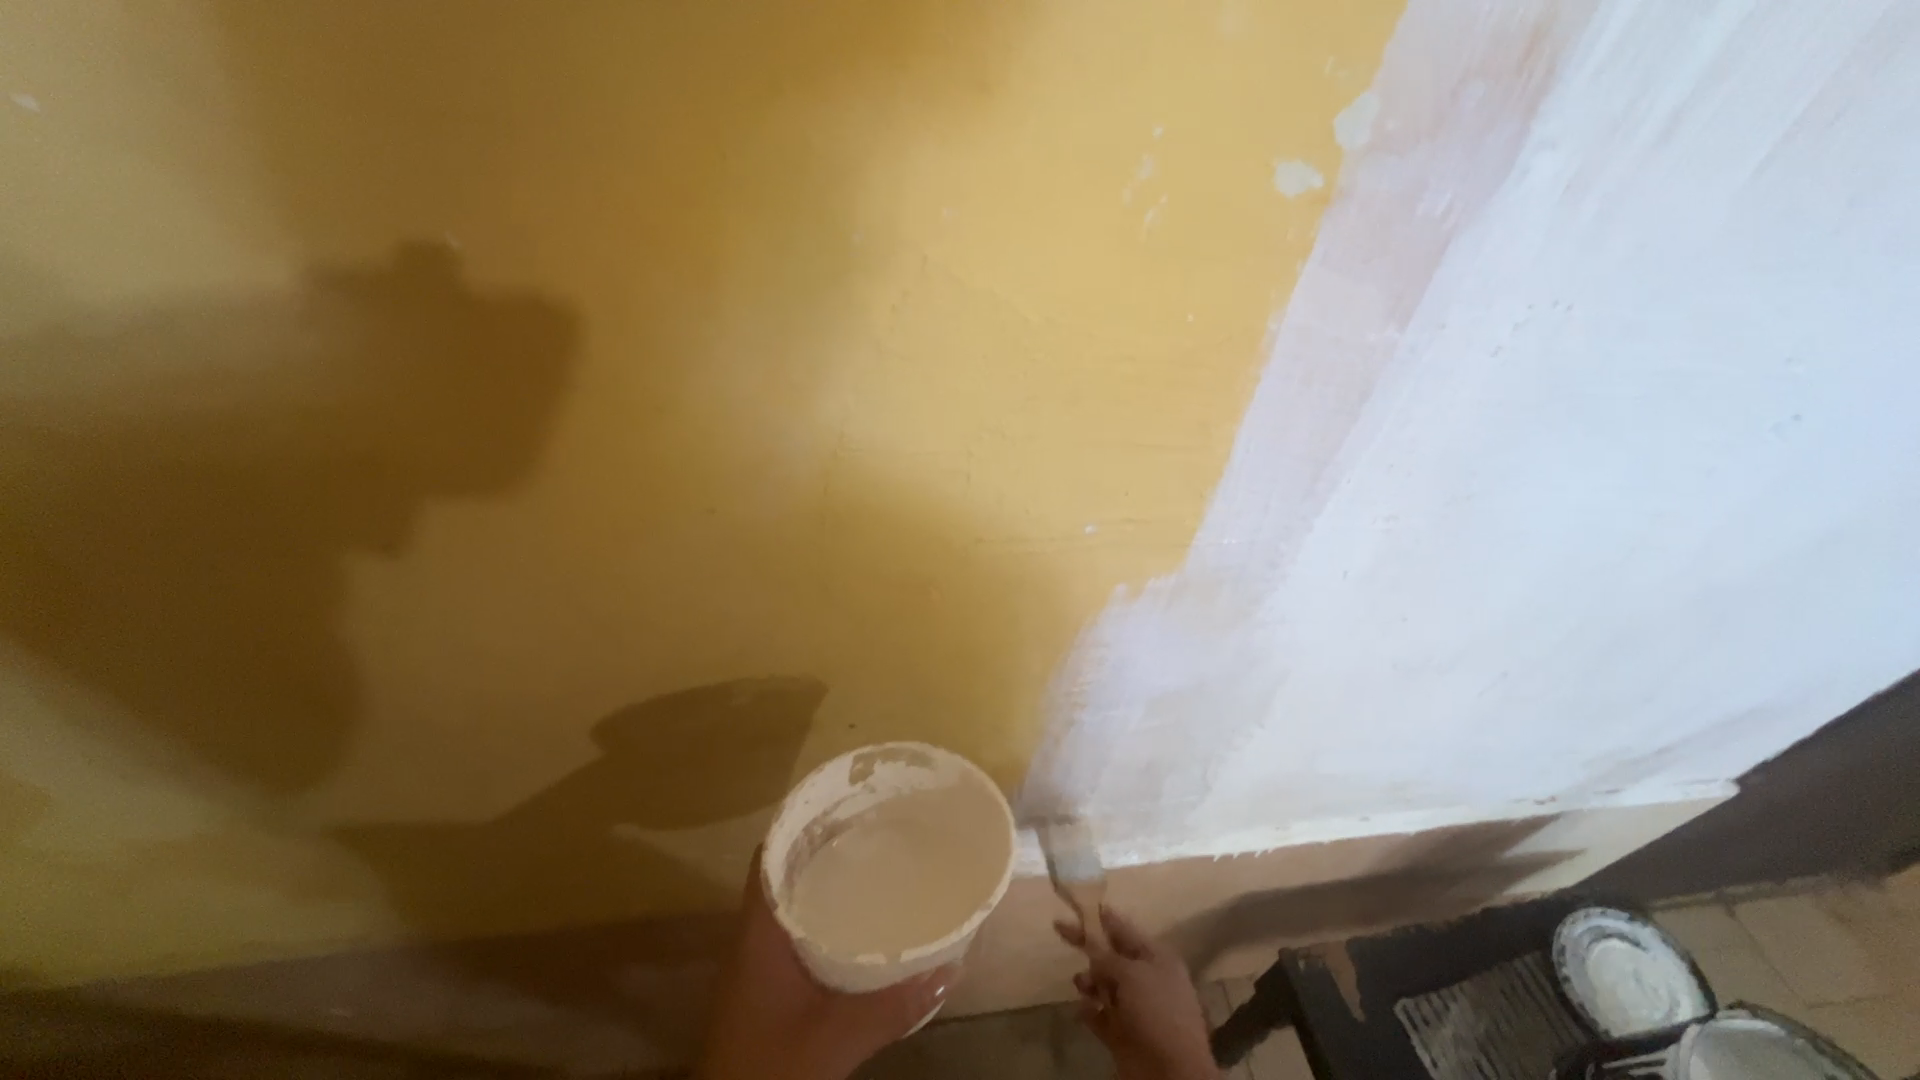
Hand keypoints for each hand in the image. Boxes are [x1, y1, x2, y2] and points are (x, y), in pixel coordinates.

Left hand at [698, 847, 956, 1079]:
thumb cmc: (767, 1066)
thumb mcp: (833, 1039)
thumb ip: (889, 1006)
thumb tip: (951, 969)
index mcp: (759, 932)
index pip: (768, 856)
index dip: (797, 822)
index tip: (840, 800)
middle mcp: (755, 938)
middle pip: (783, 872)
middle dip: (821, 845)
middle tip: (872, 827)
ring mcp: (760, 964)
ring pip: (791, 903)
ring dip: (823, 881)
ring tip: (873, 863)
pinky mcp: (771, 988)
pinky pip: (799, 933)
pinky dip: (825, 919)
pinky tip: (860, 928)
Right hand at [1056, 905, 1217, 1079]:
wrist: (1172, 1072)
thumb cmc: (1157, 1012)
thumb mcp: (1132, 975)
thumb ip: (1108, 959)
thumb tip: (1092, 947)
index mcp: (1156, 959)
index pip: (1125, 931)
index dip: (1103, 918)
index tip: (1082, 905)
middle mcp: (1146, 980)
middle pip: (1111, 956)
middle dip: (1088, 946)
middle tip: (1060, 927)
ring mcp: (1135, 1009)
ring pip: (1104, 986)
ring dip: (1089, 982)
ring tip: (1082, 985)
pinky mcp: (1123, 1034)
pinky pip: (1099, 1016)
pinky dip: (1089, 1011)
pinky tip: (1083, 1009)